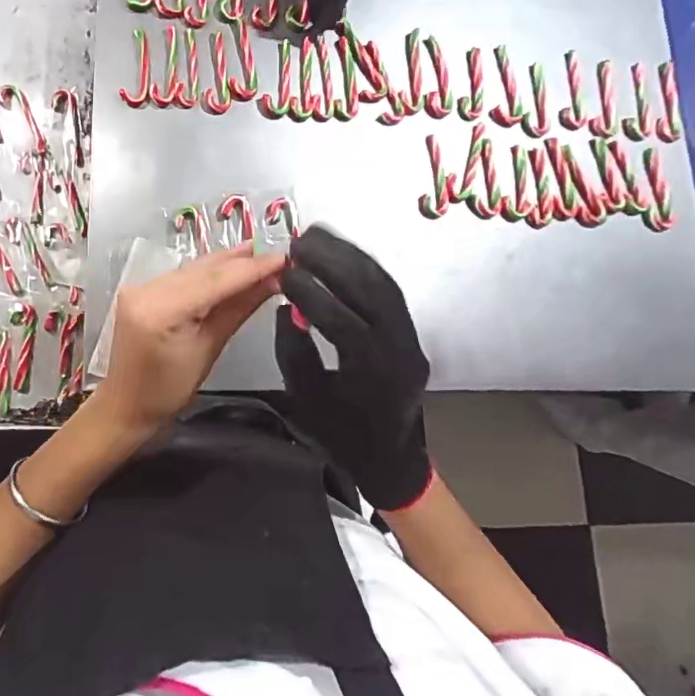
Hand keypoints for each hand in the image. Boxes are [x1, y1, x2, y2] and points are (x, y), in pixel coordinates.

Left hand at [96, 245, 286, 431]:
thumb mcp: (209, 349)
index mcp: (160, 310)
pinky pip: (181, 276)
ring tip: (261, 256)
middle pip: (203, 269)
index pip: (215, 280)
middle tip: (278, 253)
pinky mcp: (140, 290)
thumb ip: (238, 309)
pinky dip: (207, 273)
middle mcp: (146, 290)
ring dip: (226, 263)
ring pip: (193, 269)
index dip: (252, 267)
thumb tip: (271, 280)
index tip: (284, 257)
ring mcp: (140, 288)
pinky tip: (230, 269)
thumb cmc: (167, 390)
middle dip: (242, 261)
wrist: (126, 404)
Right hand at [275, 227, 431, 509]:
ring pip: (384, 285)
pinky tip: (339, 255)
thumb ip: (294, 354)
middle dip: (334, 261)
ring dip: (350, 256)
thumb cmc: (341, 436)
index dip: (313, 295)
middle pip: (371, 292)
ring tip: (316, 238)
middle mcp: (400, 351)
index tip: (284, 274)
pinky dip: (363, 269)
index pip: (344, 324)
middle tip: (299, 241)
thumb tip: (287, 309)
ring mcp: (410, 339)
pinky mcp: (409, 333)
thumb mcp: (307, 401)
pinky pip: (389, 293)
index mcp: (373, 376)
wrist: (390, 457)